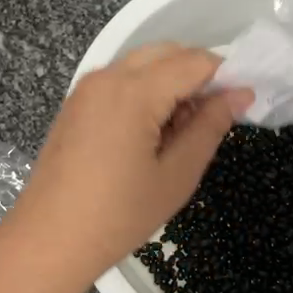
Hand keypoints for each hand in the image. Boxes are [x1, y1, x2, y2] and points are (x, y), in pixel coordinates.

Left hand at [1, 44, 251, 282]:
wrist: (49, 239)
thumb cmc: (118, 215)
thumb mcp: (176, 175)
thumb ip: (210, 127)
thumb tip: (240, 94)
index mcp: (134, 92)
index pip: (194, 62)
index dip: (225, 76)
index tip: (243, 103)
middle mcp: (107, 77)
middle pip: (167, 53)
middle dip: (196, 76)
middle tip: (210, 121)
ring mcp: (86, 88)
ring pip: (142, 65)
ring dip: (169, 83)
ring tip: (179, 134)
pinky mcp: (75, 104)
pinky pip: (119, 81)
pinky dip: (143, 92)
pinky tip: (149, 135)